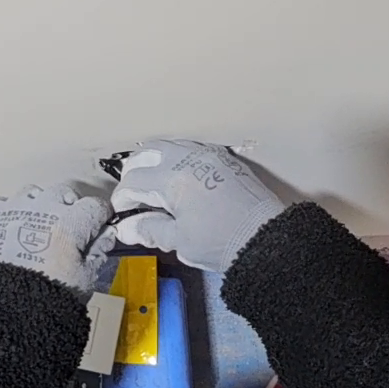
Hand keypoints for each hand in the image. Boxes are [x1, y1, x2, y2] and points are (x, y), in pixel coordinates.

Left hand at [0, 182, 115, 290]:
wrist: (5, 307)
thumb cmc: (46, 296)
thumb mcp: (84, 277)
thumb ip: (98, 251)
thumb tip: (106, 234)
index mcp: (70, 224)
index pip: (95, 205)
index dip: (101, 215)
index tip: (100, 223)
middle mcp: (44, 208)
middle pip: (65, 192)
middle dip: (71, 207)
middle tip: (70, 228)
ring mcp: (16, 209)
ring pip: (35, 193)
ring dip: (41, 204)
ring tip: (40, 226)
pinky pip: (5, 202)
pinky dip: (11, 211)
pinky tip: (15, 227)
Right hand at [107, 138, 287, 271]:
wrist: (265, 238)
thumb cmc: (221, 241)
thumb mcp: (179, 241)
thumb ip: (150, 229)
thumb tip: (126, 228)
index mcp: (172, 179)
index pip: (134, 181)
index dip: (123, 198)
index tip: (123, 212)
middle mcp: (188, 159)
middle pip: (147, 153)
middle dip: (134, 173)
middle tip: (134, 195)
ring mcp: (207, 155)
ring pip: (170, 145)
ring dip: (155, 161)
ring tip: (153, 183)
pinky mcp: (224, 159)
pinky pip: (191, 149)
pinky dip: (177, 158)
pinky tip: (179, 177)